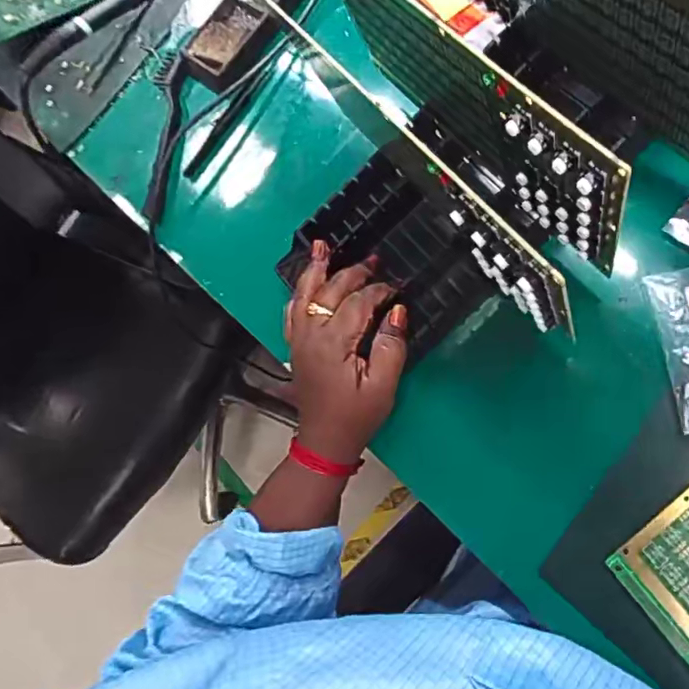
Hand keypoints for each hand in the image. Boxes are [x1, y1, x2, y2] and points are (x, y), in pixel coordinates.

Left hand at [283, 241, 407, 463]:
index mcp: (334, 343)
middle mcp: (310, 335)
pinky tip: (306, 281)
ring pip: (304, 295)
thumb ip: (391, 346)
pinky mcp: (294, 346)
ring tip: (324, 247)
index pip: (358, 303)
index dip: (378, 291)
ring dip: (315, 270)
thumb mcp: (383, 386)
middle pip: (330, 292)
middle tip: (373, 261)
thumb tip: (397, 311)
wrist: (325, 440)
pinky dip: (299, 291)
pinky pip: (292, 311)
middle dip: (352, 273)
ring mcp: (298, 340)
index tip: (396, 288)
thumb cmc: (357, 416)